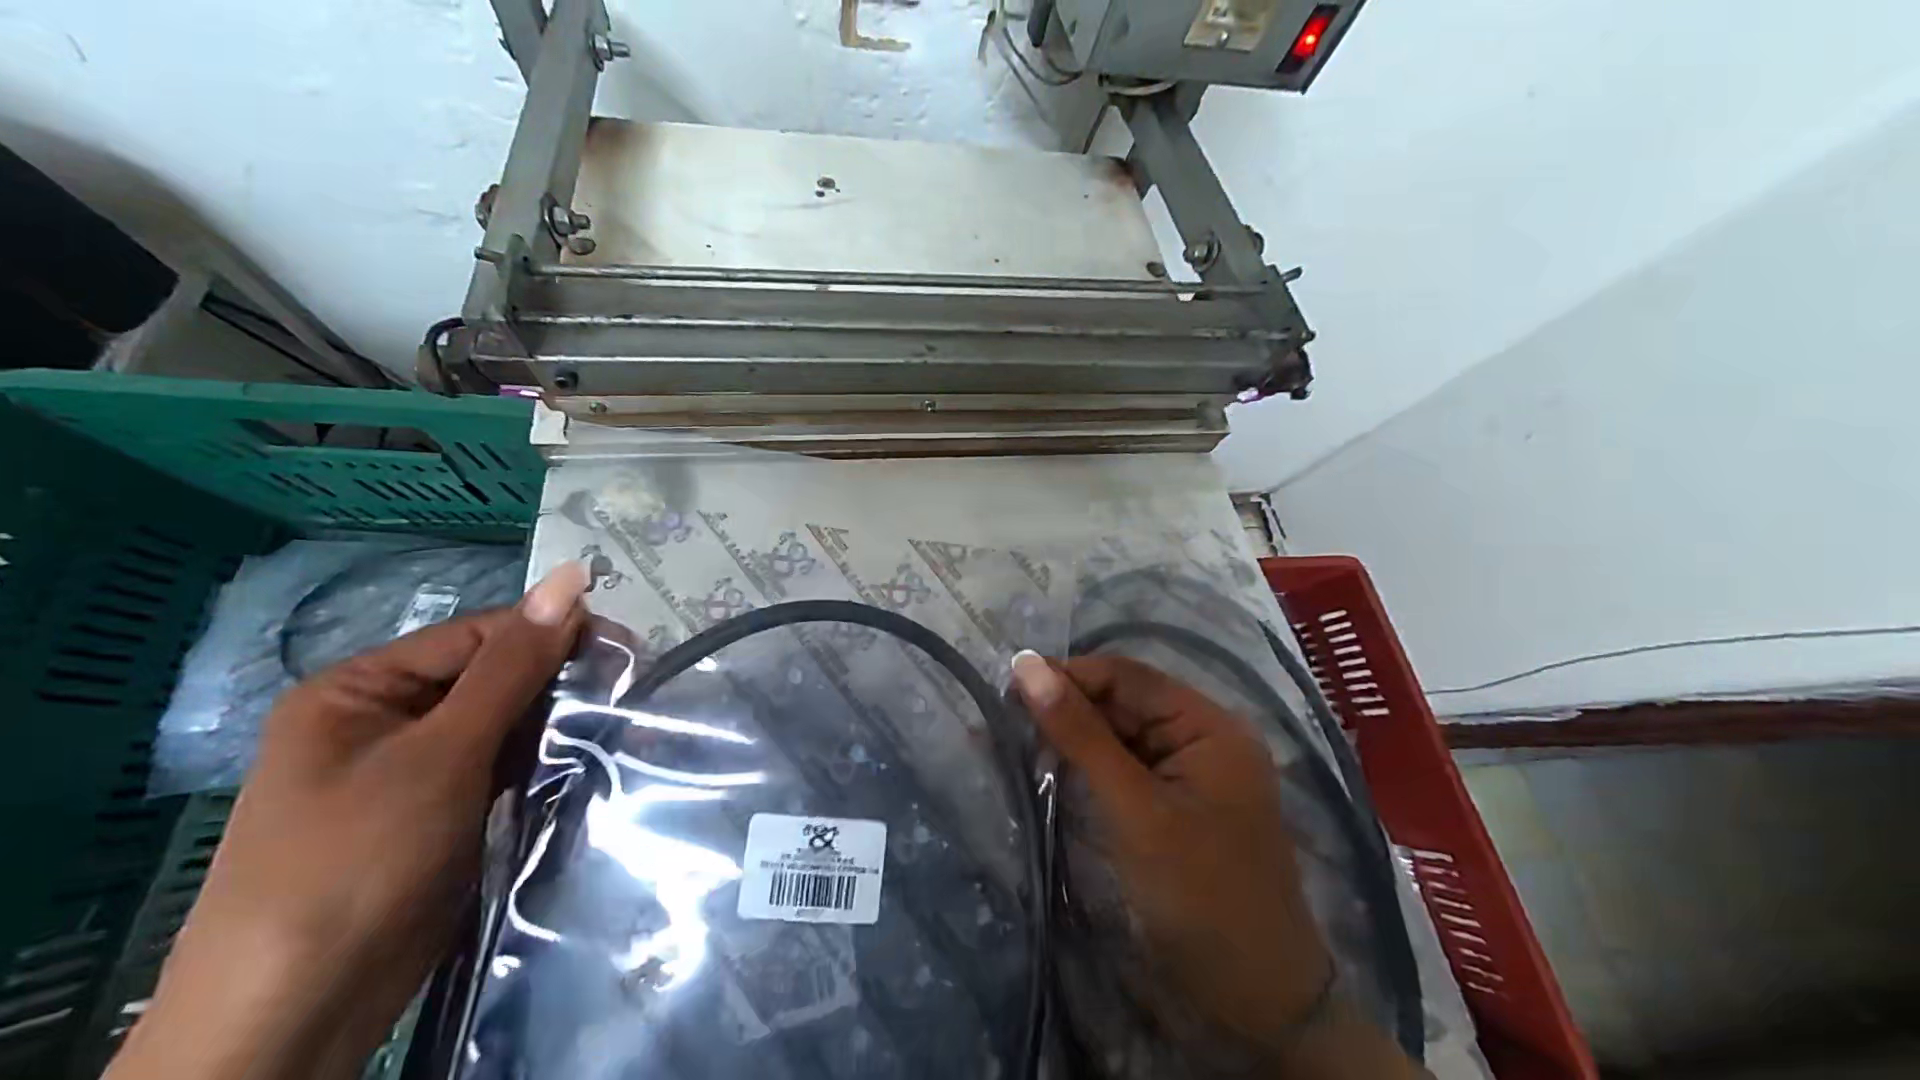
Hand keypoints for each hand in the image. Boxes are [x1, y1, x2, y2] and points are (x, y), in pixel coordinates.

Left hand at [108, 562, 590, 1079]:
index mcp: (359, 689)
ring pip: (502, 726)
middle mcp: (383, 721)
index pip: (477, 636)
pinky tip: (583, 763)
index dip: (550, 634)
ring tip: (617, 728)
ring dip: (553, 726)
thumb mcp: (442, 751)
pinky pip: (500, 768)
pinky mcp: (439, 813)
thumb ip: (511, 665)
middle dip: (556, 685)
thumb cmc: (357, 859)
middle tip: (626, 693)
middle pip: (491, 679)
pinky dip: (539, 763)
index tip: (625, 649)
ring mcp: (412, 771)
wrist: (296, 1012)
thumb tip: (570, 576)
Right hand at [1011, 652, 1421, 1077]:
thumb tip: (1026, 665)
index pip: (1128, 677)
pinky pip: (1123, 769)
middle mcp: (1202, 738)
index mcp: (1209, 725)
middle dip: (1066, 708)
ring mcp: (1188, 774)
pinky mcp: (1172, 805)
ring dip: (1071, 738)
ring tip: (1013, 741)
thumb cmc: (1199, 893)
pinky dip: (1086, 768)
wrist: (1253, 999)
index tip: (1008, 686)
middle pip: (1123, 704)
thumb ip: (1080, 734)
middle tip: (1001, 719)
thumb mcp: (1134, 808)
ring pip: (1118, 736)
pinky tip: (1047, 768)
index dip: (1070, 675)